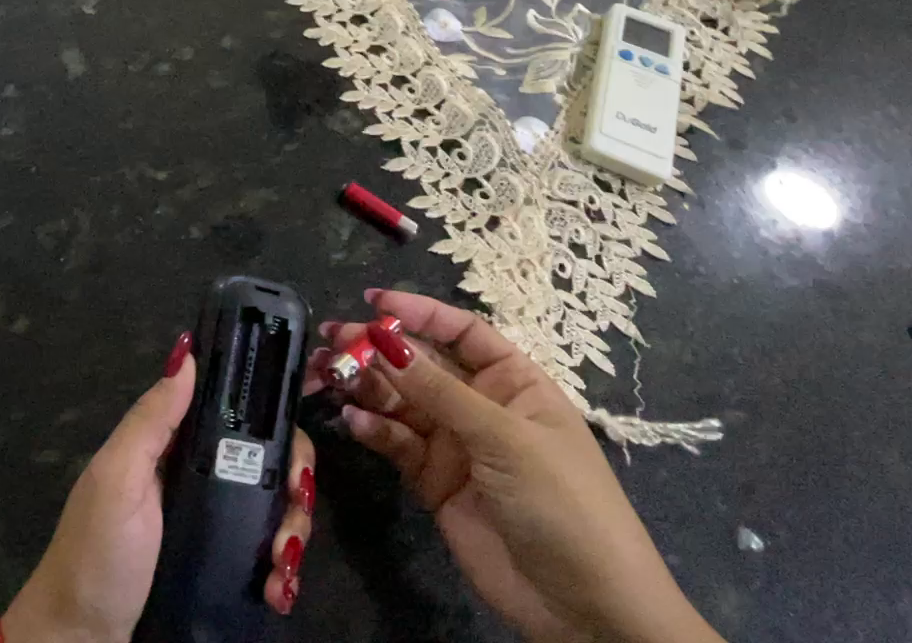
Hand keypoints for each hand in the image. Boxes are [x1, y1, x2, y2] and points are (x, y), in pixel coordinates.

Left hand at [0, 332, 318, 641]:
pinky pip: (267, 554)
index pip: (233, 414)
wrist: (81, 640)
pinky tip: (279, 587)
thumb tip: (186, 349)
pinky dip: (282, 569)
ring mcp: (214, 523)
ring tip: (283, 563)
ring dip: (293, 528)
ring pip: (275, 507)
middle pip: (267, 460)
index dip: (271, 418)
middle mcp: (198, 477)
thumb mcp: (118, 477)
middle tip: (297, 505)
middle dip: (294, 481)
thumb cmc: (96, 551)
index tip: (295, 439)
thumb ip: (152, 418)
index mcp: (172, 447)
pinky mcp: (223, 565)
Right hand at [310, 292, 724, 642]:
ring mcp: (454, 443)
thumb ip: (438, 391)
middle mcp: (479, 405)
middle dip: (377, 350)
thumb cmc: (564, 504)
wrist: (583, 607)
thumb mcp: (504, 438)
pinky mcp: (432, 480)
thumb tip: (382, 340)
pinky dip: (373, 428)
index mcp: (513, 383)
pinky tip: (354, 420)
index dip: (419, 313)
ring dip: (365, 385)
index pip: (461, 332)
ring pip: (399, 400)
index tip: (373, 303)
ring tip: (328, 375)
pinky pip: (395, 442)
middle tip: (332, 340)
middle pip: (420, 364)